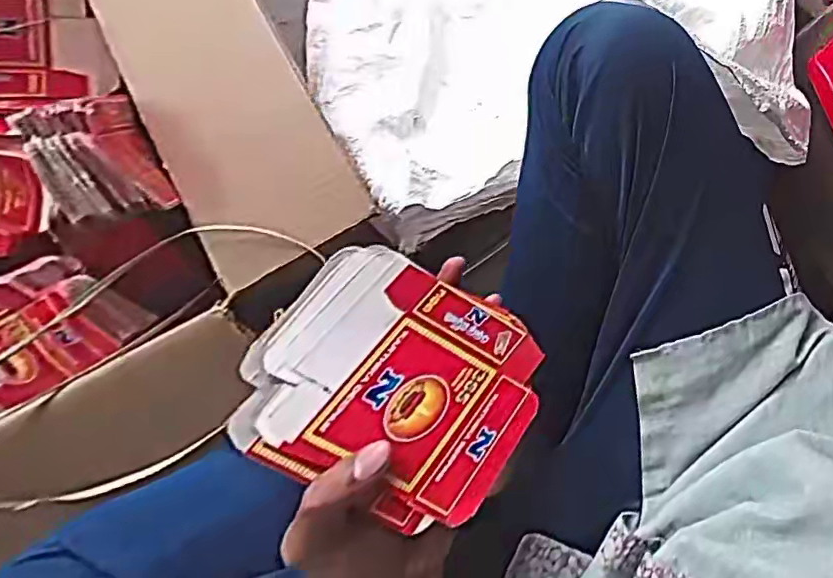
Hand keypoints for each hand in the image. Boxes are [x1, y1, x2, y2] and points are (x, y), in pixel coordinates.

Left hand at [279, 256, 494, 575]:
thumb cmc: (345, 570)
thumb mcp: (314, 539)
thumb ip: (326, 501)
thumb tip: (378, 449)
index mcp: (355, 426)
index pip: (370, 357)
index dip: (390, 317)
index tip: (408, 284)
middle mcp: (399, 417)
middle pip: (426, 348)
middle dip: (449, 310)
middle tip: (463, 283)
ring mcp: (438, 429)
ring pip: (465, 369)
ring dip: (485, 338)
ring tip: (496, 313)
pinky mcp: (471, 446)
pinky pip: (494, 411)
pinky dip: (510, 391)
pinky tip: (518, 378)